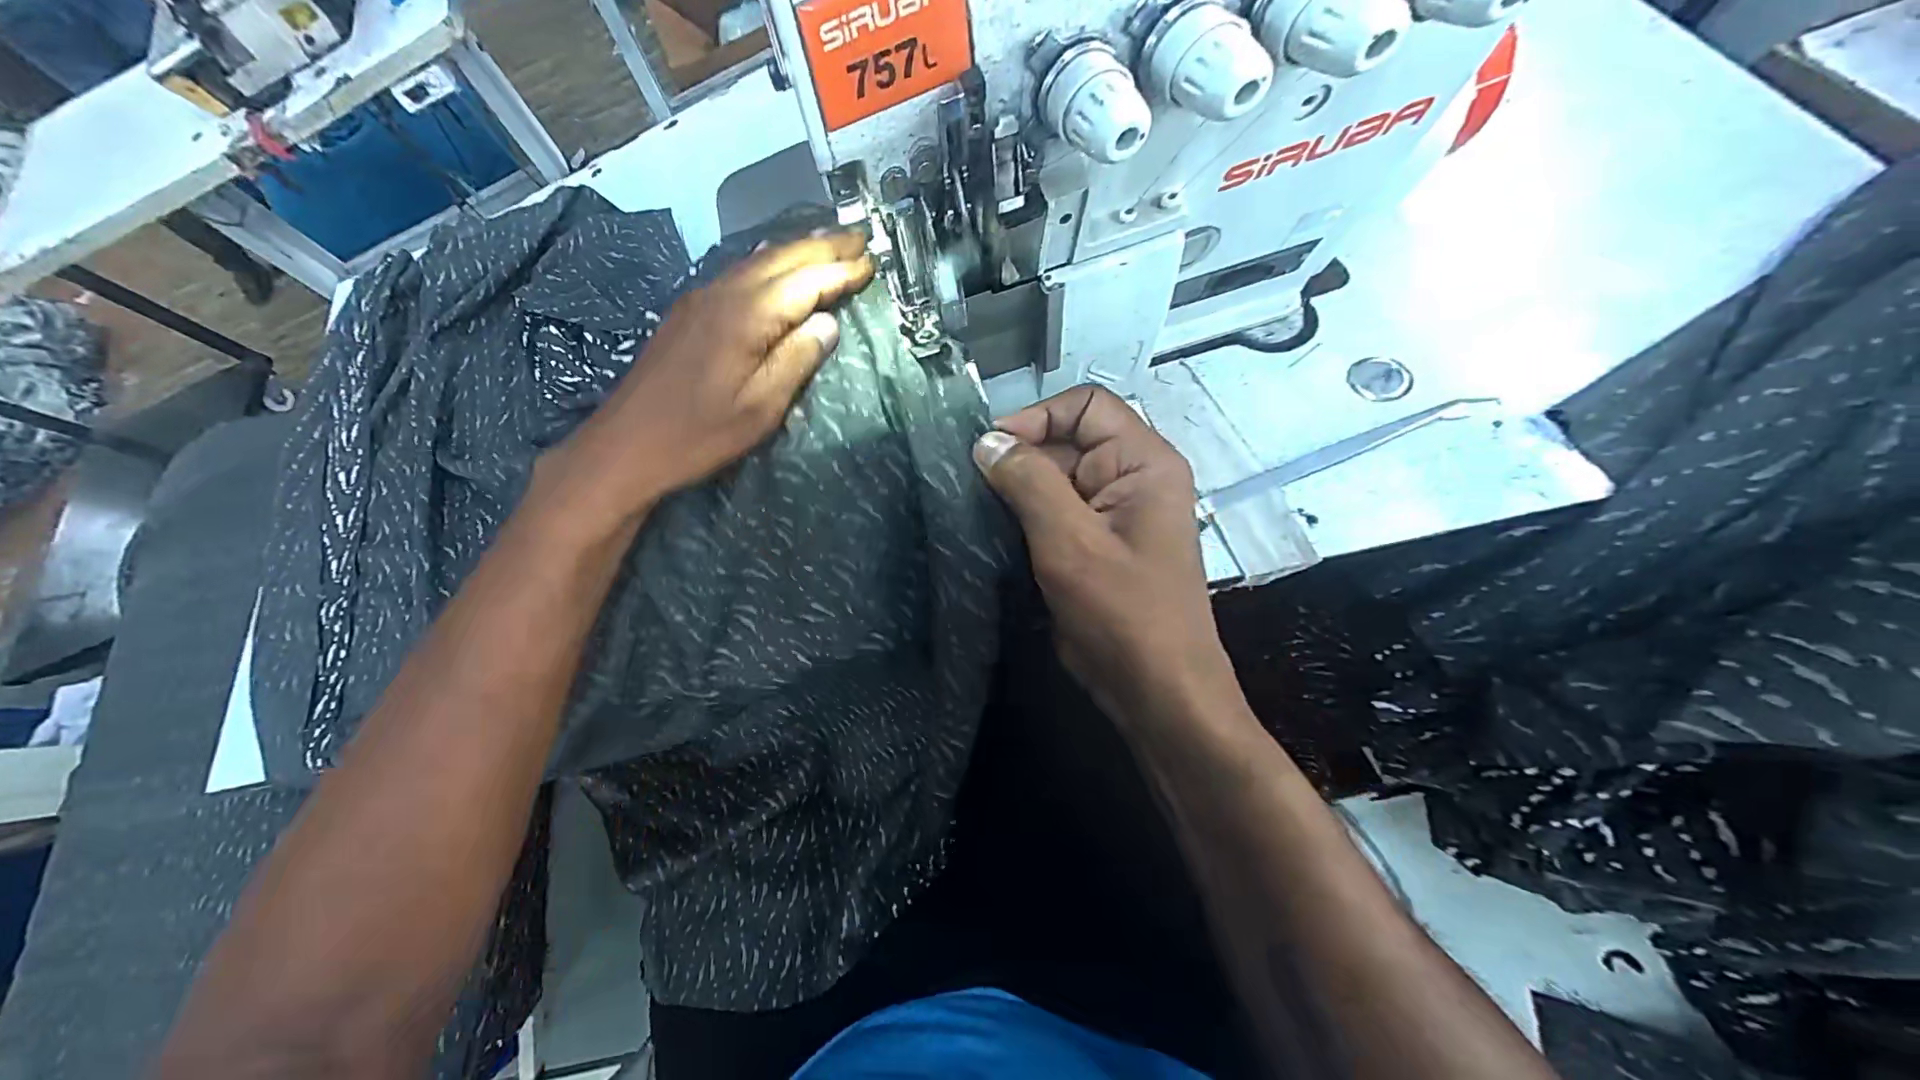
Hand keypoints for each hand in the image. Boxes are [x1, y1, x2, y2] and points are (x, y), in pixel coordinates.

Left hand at [544, 230, 874, 526]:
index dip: (839, 270)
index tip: (871, 261)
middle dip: (823, 246)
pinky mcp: (688, 313)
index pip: (804, 281)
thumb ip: (796, 360)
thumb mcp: (759, 408)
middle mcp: (721, 294)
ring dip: (797, 251)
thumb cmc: (698, 435)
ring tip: (830, 245)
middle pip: (780, 259)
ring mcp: (700, 300)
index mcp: (744, 316)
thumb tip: (828, 323)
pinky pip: (740, 274)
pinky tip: (779, 267)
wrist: (624, 446)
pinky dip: (771, 264)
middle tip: (859, 237)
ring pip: (758, 261)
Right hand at [973, 385, 1232, 728]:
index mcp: (1143, 462)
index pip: (1086, 406)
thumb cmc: (1123, 613)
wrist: (1157, 691)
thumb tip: (987, 441)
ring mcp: (1114, 517)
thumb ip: (1027, 481)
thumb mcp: (1070, 540)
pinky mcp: (1097, 549)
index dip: (1036, 417)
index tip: (988, 450)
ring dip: (1017, 495)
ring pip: (1055, 483)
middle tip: (970, 490)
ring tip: (976, 514)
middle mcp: (1132, 480)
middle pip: (1067, 444)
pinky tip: (995, 538)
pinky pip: (1056, 518)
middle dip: (1020, 462)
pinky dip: (1025, 522)